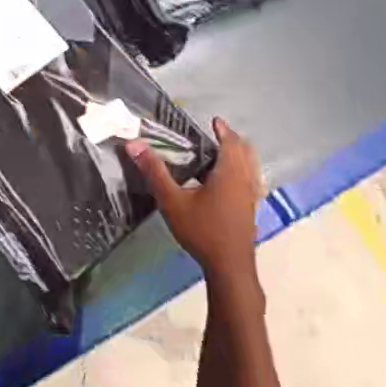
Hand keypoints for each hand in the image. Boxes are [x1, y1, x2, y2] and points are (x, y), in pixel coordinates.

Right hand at [125, 118, 263, 280]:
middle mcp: (245, 180)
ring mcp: (250, 196)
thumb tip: (134, 145)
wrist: (229, 266)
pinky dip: (240, 172)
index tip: (214, 120)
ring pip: (249, 167)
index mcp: (229, 172)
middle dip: (232, 140)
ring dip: (238, 156)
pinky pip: (249, 180)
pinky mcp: (250, 209)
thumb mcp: (172, 201)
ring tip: (218, 157)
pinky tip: (224, 184)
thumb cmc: (202, 230)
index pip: (230, 141)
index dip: (223, 129)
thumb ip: (155, 172)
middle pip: (245, 151)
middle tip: (215, 136)